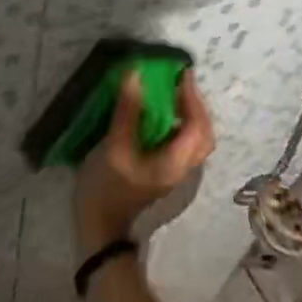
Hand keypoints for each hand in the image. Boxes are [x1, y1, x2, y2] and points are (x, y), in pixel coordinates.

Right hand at [74, 71, 214, 252]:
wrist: (99, 228)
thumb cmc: (106, 187)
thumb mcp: (114, 146)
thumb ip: (128, 110)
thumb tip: (137, 74)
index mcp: (175, 163)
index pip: (197, 127)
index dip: (192, 98)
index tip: (182, 73)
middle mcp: (182, 168)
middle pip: (203, 133)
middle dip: (195, 105)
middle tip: (179, 81)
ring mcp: (173, 171)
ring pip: (193, 138)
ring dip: (188, 113)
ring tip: (170, 91)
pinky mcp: (162, 170)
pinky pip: (180, 142)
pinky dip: (177, 123)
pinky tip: (159, 112)